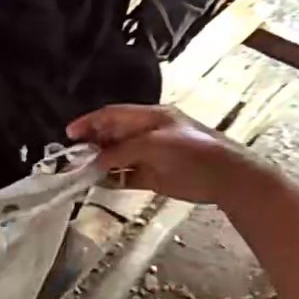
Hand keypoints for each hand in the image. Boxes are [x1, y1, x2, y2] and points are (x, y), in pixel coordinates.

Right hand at [66, 104, 270, 204]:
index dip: (89, 122)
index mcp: (149, 118)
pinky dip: (111, 180)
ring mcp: (150, 156)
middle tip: (71, 156)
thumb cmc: (194, 153)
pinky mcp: (153, 177)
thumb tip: (96, 162)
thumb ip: (122, 151)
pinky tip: (97, 184)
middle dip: (91, 144)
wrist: (228, 179)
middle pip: (111, 136)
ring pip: (116, 157)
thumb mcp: (154, 145)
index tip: (69, 133)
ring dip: (98, 163)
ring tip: (79, 172)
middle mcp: (147, 134)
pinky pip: (126, 177)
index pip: (112, 115)